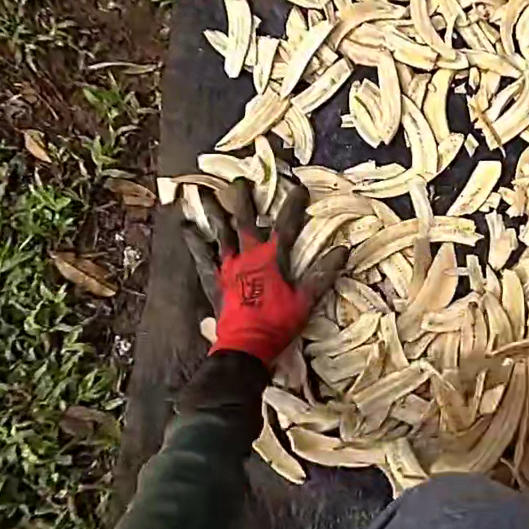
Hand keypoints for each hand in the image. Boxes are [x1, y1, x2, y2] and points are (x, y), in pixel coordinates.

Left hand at [183, 178, 347, 364]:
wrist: (245, 347)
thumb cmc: (277, 324)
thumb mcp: (305, 301)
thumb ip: (322, 274)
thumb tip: (343, 250)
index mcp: (272, 259)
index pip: (286, 225)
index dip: (294, 205)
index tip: (299, 187)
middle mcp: (248, 256)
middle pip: (245, 221)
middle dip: (244, 200)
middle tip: (240, 181)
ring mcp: (228, 267)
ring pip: (219, 233)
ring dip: (214, 213)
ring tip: (205, 194)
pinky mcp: (214, 280)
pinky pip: (201, 256)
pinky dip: (194, 241)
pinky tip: (185, 228)